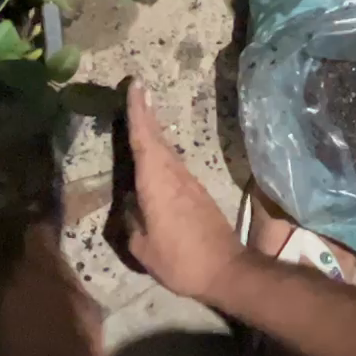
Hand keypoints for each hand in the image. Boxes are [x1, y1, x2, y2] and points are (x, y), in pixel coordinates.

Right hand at [115, 81, 247, 301]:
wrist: (226, 269)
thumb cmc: (180, 260)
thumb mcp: (144, 250)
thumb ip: (132, 226)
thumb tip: (129, 209)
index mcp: (156, 183)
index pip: (144, 140)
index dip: (138, 112)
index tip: (135, 86)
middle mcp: (173, 175)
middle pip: (156, 137)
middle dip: (145, 112)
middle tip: (136, 88)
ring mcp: (188, 182)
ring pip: (166, 149)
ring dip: (153, 129)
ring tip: (142, 112)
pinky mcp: (197, 192)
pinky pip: (173, 163)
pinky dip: (161, 150)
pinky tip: (155, 153)